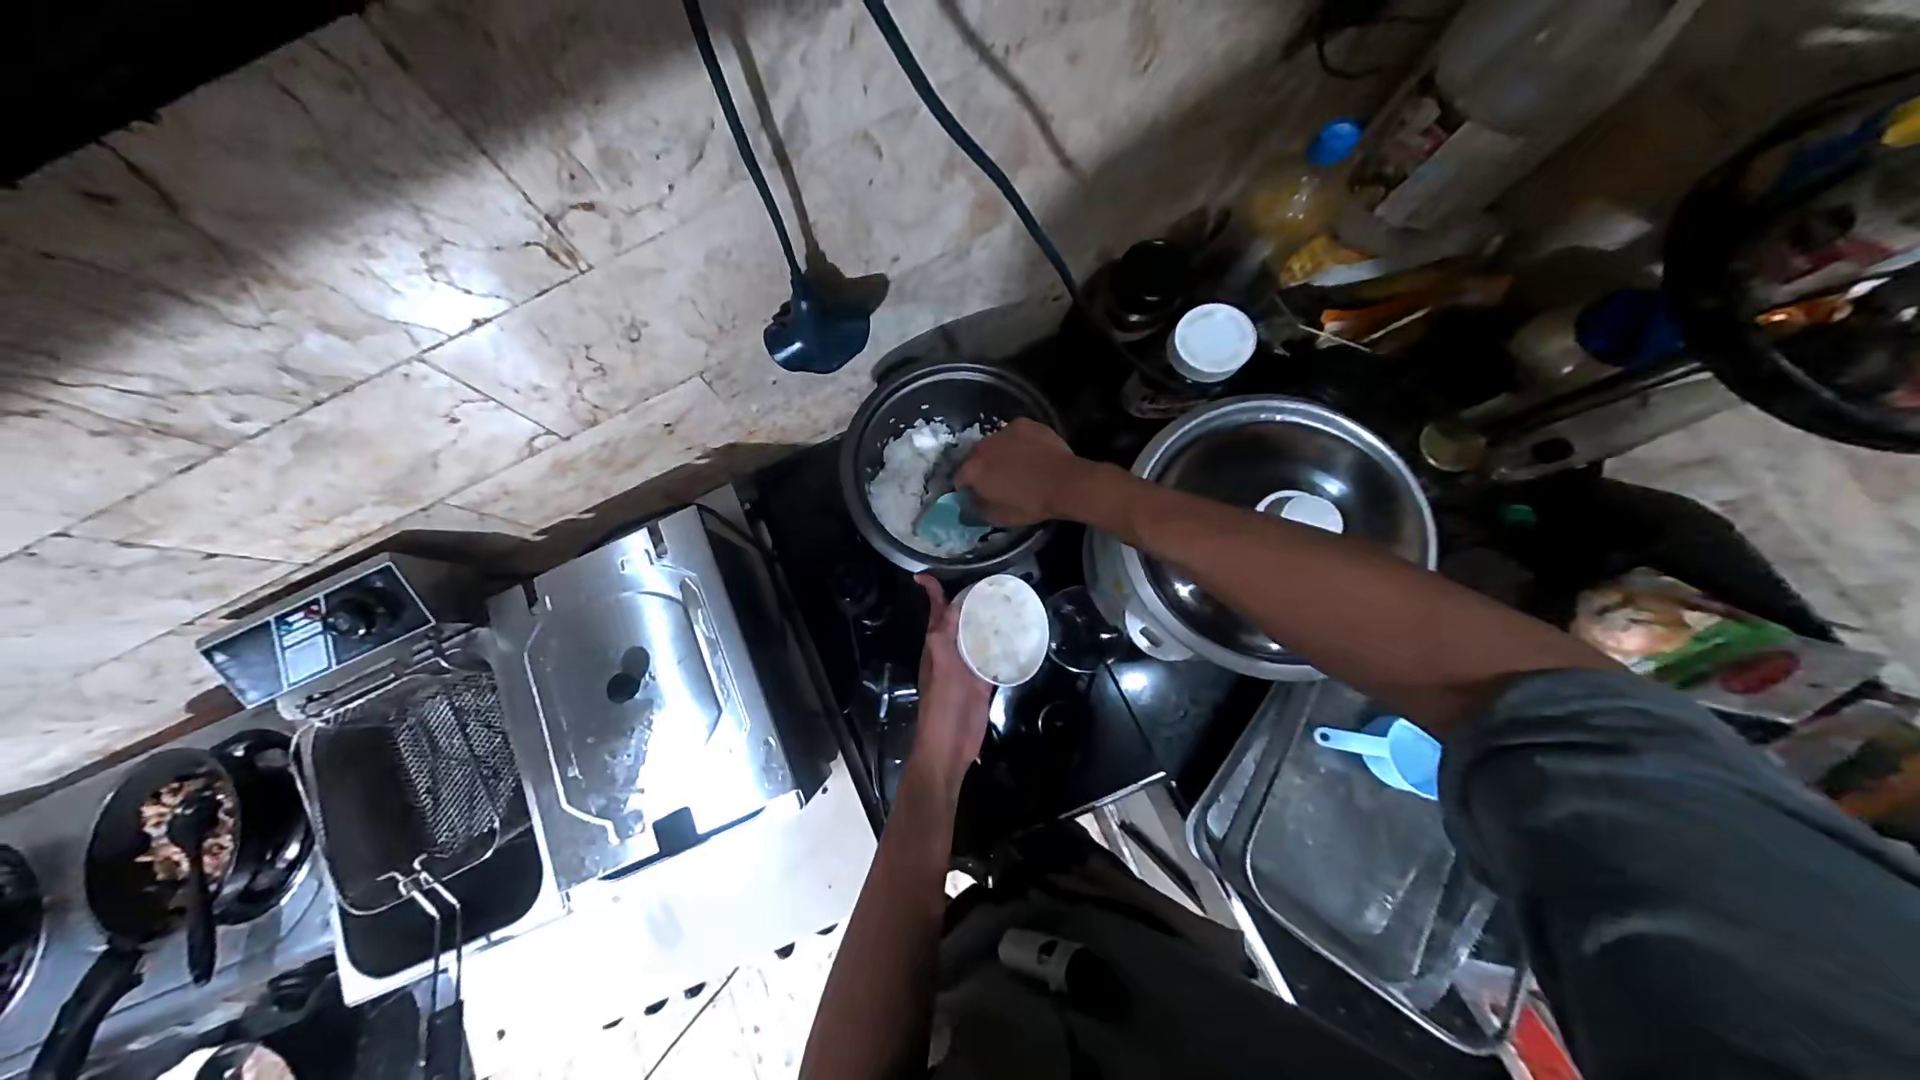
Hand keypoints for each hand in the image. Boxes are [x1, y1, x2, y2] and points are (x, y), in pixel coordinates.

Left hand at [908, 575, 992, 793]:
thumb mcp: (942, 670)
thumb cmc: (942, 707)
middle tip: (989, 582)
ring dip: (988, 621)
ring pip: (977, 637)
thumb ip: (943, 639)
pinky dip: (1002, 647)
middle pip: (960, 621)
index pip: (936, 613)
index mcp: (937, 647)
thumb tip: (949, 606)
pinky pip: (992, 658)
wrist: (950, 746)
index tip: (926, 575)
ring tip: (1007, 602)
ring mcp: (968, 668)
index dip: (932, 594)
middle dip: (968, 601)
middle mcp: (952, 653)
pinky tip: (1017, 638)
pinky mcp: (983, 682)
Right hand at [954, 418, 1087, 526]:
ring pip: (995, 443)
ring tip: (1018, 464)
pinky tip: (1031, 452)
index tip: (978, 493)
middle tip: (999, 479)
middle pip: (975, 457)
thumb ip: (977, 509)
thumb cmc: (1031, 504)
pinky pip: (1013, 434)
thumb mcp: (999, 517)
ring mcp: (1003, 431)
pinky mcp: (1023, 423)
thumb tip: (968, 504)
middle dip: (983, 467)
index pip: (958, 478)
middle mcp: (983, 446)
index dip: (966, 487)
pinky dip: (1018, 442)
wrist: (1066, 483)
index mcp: (973, 470)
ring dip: (1000, 452)